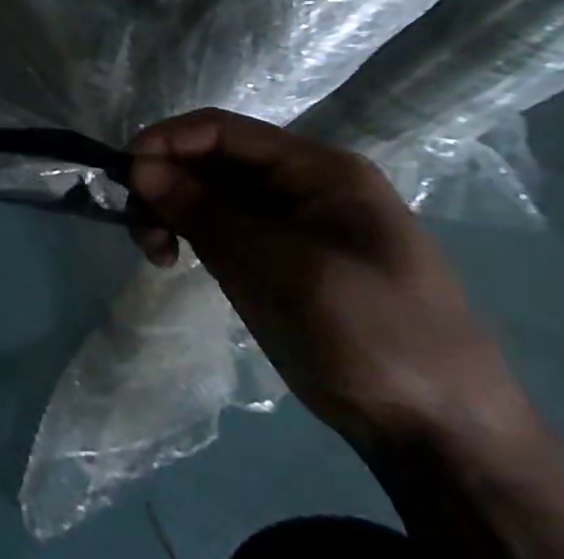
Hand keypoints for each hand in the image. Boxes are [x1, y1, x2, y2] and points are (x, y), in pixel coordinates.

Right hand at [127, 108, 523, 451]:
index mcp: (317, 169)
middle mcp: (297, 185)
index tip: (124, 175)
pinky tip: (171, 261)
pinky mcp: (271, 259)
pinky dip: (185, 235)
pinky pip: (214, 227)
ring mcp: (283, 223)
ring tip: (156, 255)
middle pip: (208, 160)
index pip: (223, 131)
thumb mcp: (281, 268)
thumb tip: (138, 166)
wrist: (438, 432)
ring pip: (204, 193)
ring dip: (168, 211)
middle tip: (141, 231)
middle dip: (163, 182)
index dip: (167, 141)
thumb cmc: (369, 333)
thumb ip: (207, 213)